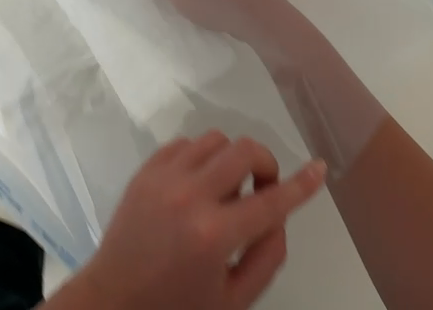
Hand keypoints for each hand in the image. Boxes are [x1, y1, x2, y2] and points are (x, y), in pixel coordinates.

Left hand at [51, 132, 327, 309]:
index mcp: (214, 234)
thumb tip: (279, 215)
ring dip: (231, 160)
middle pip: (243, 150)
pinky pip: (185, 143)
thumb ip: (267, 257)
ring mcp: (164, 177)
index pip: (271, 201)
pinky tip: (198, 185)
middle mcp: (190, 196)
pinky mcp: (146, 170)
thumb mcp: (233, 300)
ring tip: (225, 190)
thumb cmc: (177, 306)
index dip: (302, 184)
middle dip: (264, 164)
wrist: (114, 301)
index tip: (319, 167)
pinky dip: (201, 158)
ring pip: (215, 140)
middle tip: (262, 189)